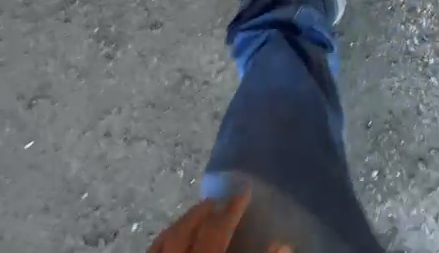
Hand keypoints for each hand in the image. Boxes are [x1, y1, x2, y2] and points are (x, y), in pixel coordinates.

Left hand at [149, 187, 289, 252]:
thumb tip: (284, 243)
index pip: (215, 230)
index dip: (231, 209)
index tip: (245, 191)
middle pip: (184, 230)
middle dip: (202, 210)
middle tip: (220, 198)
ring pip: (164, 239)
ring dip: (182, 221)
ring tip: (199, 212)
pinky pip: (154, 249)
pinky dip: (165, 238)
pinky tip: (174, 236)